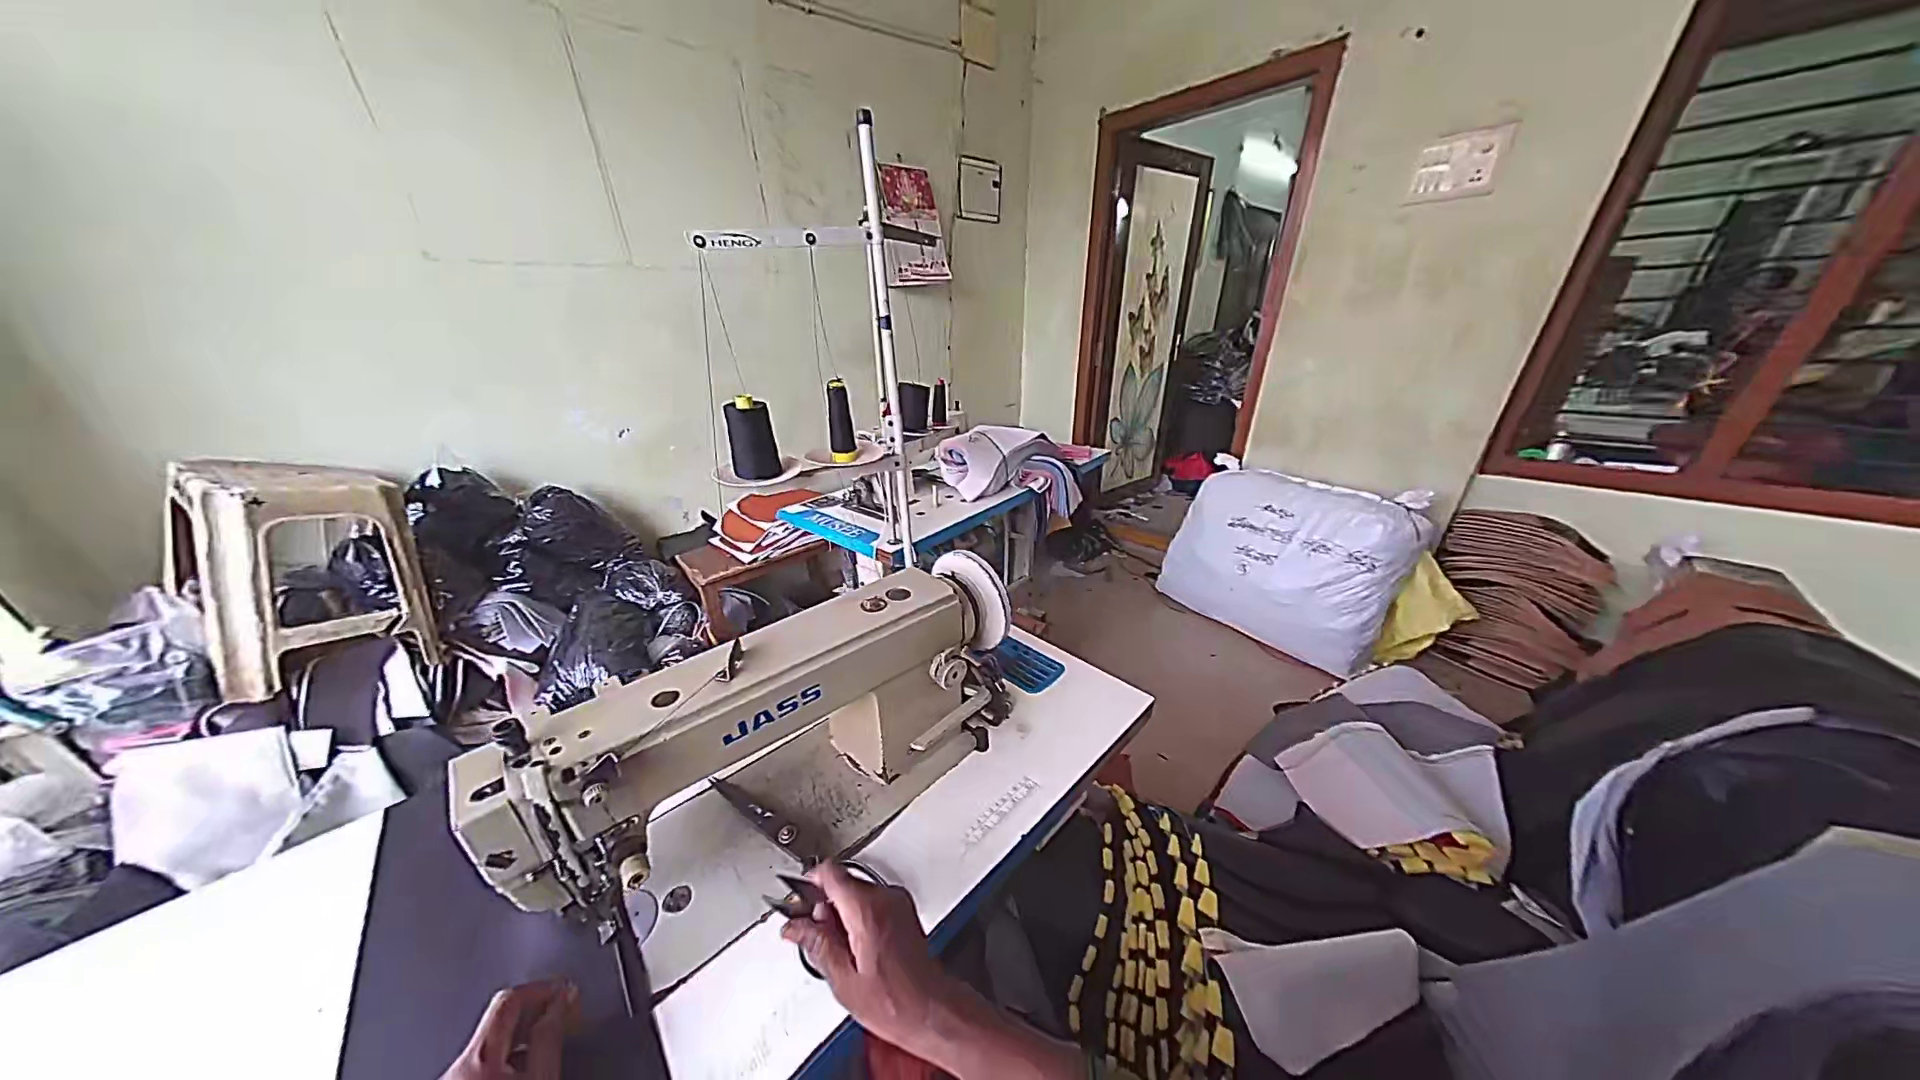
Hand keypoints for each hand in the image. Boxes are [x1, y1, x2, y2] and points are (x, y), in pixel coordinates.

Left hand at [441, 978, 580, 1079]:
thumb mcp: (542, 1077)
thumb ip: (550, 1035)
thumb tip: (563, 998)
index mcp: (478, 1056)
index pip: (510, 998)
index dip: (541, 989)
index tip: (563, 991)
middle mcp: (455, 1067)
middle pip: (499, 1019)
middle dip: (533, 1013)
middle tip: (561, 1017)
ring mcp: (451, 1079)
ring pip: (491, 1042)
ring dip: (520, 1038)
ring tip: (544, 1050)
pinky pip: (480, 1062)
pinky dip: (505, 1059)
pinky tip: (522, 1070)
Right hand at [780, 863, 959, 1050]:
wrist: (930, 1009)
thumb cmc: (895, 1002)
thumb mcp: (843, 979)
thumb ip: (817, 944)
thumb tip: (794, 927)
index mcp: (866, 909)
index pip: (830, 872)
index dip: (808, 883)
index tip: (797, 900)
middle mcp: (885, 897)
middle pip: (842, 881)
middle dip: (823, 905)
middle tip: (814, 935)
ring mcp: (897, 901)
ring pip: (856, 891)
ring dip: (841, 912)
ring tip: (839, 949)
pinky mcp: (903, 909)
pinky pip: (872, 900)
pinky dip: (858, 915)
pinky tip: (856, 947)